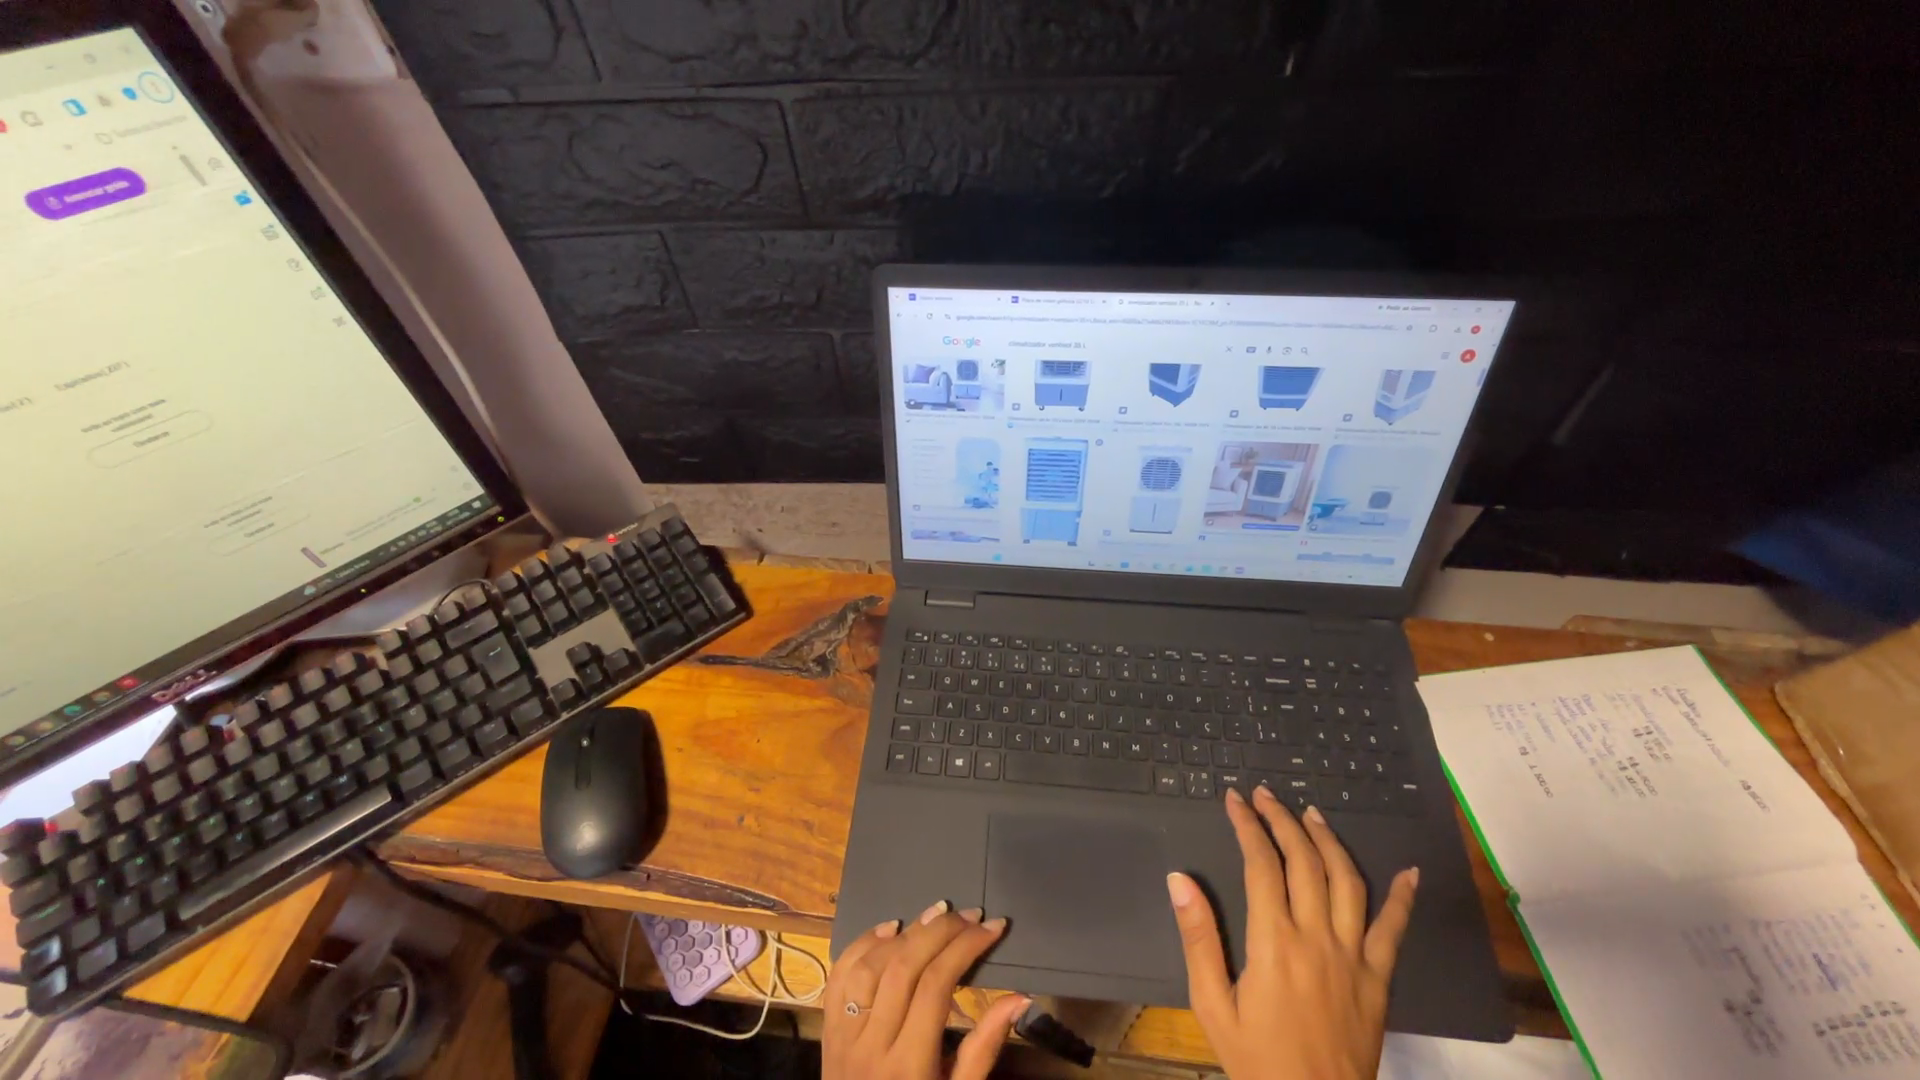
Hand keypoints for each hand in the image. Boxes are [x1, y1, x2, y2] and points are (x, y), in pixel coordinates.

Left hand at [823, 900, 1030, 1079]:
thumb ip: (984, 1047)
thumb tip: (1020, 997)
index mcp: (909, 1064)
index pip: (936, 987)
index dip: (965, 949)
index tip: (993, 927)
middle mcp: (871, 1043)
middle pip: (903, 968)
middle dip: (939, 932)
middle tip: (969, 915)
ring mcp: (842, 1035)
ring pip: (870, 966)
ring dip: (904, 933)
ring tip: (936, 916)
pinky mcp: (827, 1029)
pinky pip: (840, 976)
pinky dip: (863, 945)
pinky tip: (890, 929)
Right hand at [1168, 786, 1417, 1079]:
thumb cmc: (1256, 1059)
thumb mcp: (1212, 1004)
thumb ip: (1198, 938)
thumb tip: (1180, 879)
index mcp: (1273, 941)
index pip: (1261, 865)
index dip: (1248, 826)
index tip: (1234, 800)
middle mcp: (1316, 937)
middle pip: (1304, 861)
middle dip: (1283, 821)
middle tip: (1266, 795)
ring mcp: (1353, 955)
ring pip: (1347, 881)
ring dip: (1329, 841)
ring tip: (1311, 814)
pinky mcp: (1378, 977)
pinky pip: (1394, 930)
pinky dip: (1403, 897)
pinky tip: (1409, 871)